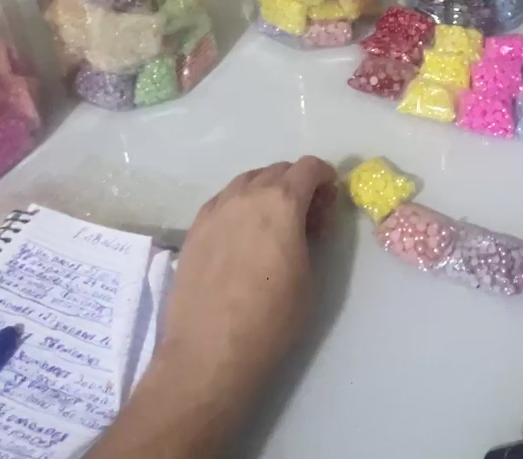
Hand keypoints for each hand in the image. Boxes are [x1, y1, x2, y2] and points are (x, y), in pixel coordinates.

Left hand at [90, 156, 336, 458]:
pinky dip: (239, 207)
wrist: (209, 354)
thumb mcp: (311, 276)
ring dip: (266, 193)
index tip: (328, 204)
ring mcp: (215, 210)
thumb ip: (311, 237)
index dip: (325, 178)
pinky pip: (223, 201)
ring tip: (270, 227)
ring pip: (248, 181)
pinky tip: (241, 238)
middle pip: (278, 170)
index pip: (309, 167)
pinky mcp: (194, 229)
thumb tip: (305, 226)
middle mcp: (247, 195)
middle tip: (304, 221)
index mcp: (282, 202)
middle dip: (297, 186)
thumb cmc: (271, 320)